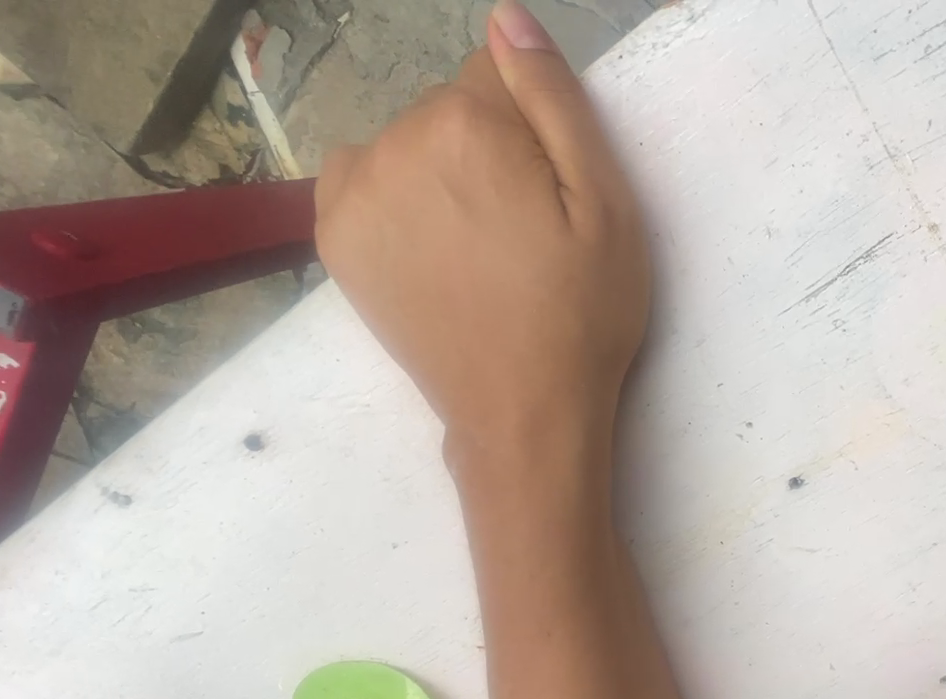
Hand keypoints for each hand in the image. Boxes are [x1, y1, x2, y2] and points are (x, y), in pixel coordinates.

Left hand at [314, 0, 649, 468]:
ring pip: (412, 147)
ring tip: (487, 256)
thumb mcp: (610, 211)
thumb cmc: (583, 316)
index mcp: (465, 125)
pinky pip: (371, 183)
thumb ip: (558, 104)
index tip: (559, 202)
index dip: (542, 137)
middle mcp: (392, 140)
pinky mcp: (335, 240)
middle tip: (531, 238)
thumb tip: (509, 19)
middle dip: (493, 154)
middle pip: (454, 113)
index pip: (503, 78)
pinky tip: (440, 257)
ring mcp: (352, 192)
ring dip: (447, 178)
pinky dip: (404, 203)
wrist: (522, 412)